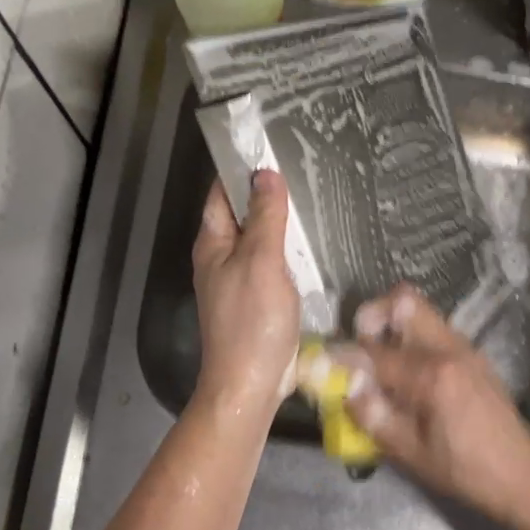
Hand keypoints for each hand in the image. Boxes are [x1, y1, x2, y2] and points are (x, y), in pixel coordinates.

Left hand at [191, 170, 299, 422]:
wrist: (251, 384)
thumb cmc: (252, 322)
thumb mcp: (261, 262)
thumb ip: (265, 218)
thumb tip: (265, 174)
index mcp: (213, 243)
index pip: (222, 193)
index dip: (242, 168)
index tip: (272, 145)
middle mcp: (222, 258)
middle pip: (244, 214)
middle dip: (269, 193)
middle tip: (305, 168)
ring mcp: (241, 281)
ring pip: (263, 241)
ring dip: (284, 225)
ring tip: (316, 200)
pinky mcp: (261, 301)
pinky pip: (276, 265)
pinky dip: (292, 253)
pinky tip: (316, 247)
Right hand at [343, 285, 529, 520]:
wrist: (520, 473)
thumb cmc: (464, 470)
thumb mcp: (410, 452)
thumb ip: (373, 415)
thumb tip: (346, 387)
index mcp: (433, 375)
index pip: (375, 353)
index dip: (342, 356)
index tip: (321, 360)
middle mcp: (449, 349)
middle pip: (405, 301)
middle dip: (373, 315)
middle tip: (358, 345)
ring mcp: (465, 348)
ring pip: (421, 313)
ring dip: (392, 326)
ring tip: (379, 362)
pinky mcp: (472, 356)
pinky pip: (434, 331)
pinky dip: (411, 340)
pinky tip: (406, 376)